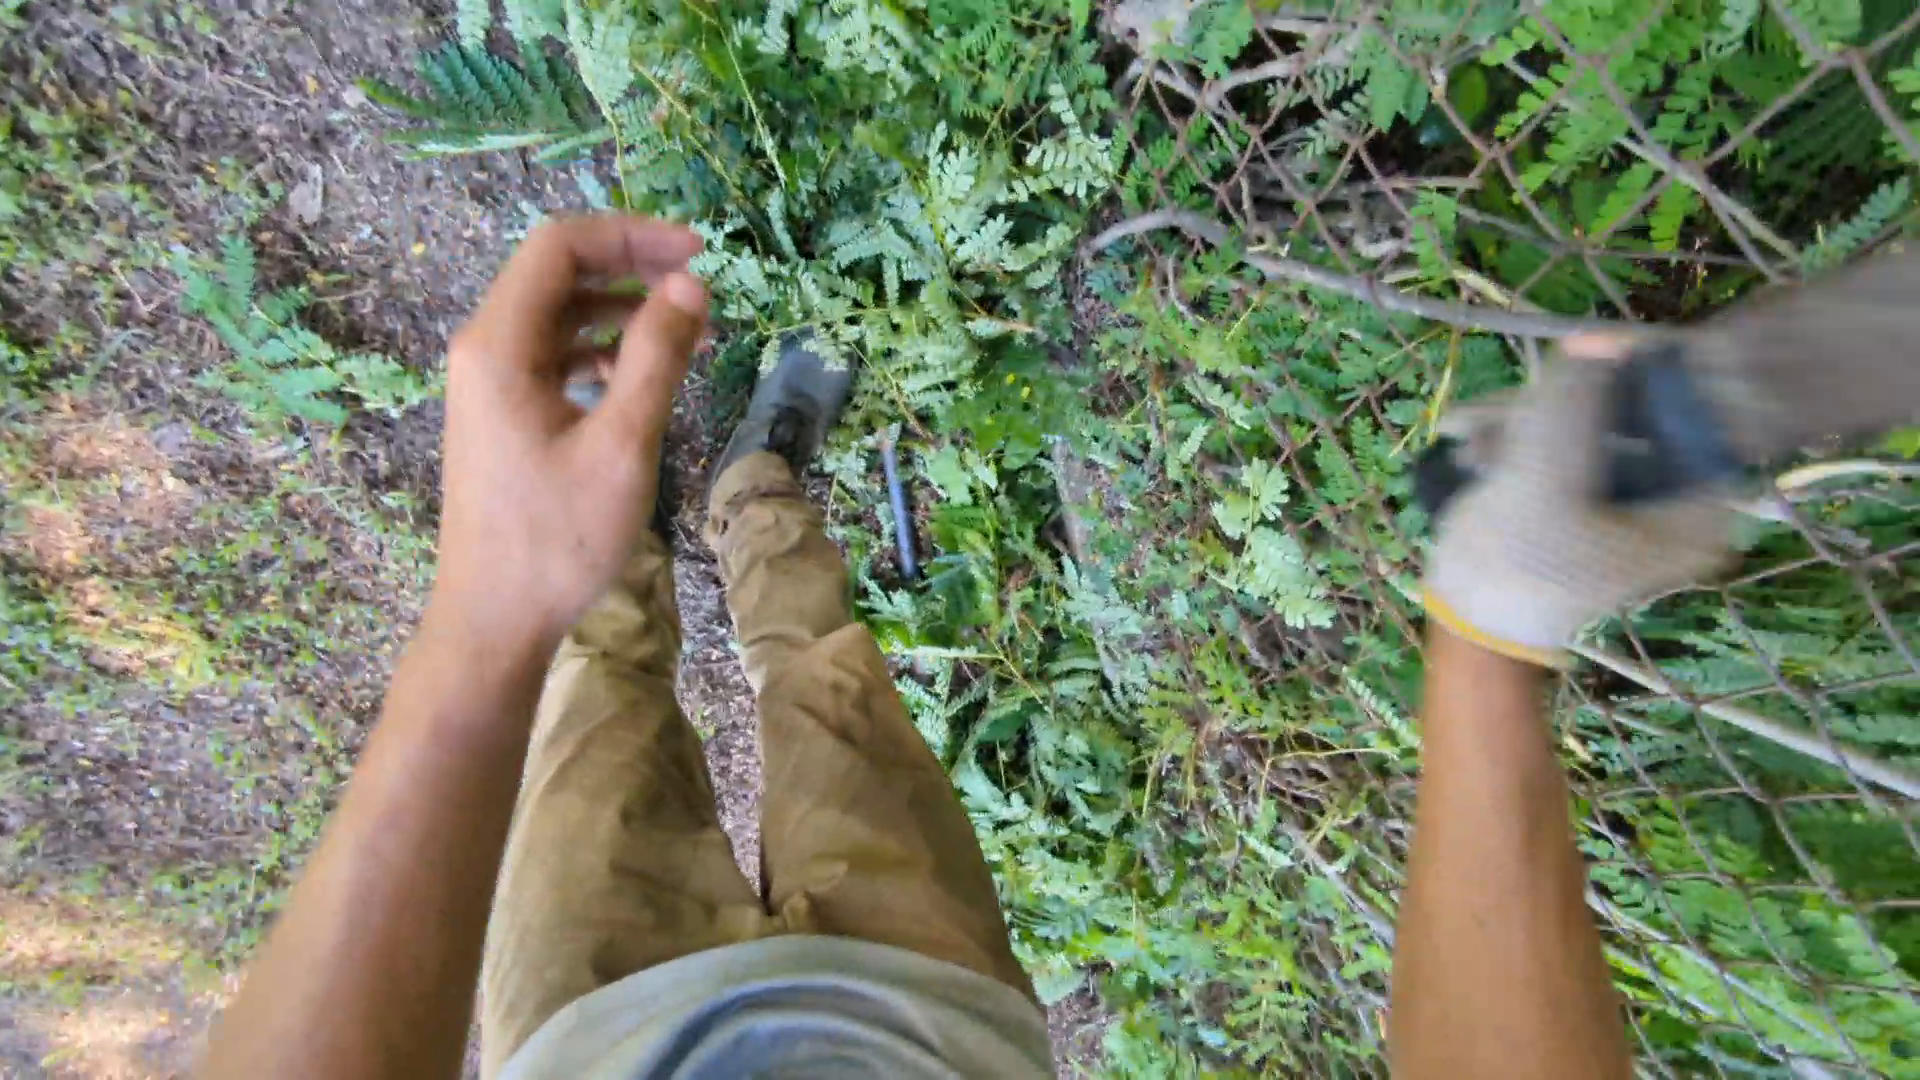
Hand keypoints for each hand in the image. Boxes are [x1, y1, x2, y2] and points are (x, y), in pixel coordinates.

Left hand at [431, 215, 707, 650]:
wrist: (499, 617)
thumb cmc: (560, 535)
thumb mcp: (622, 443)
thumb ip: (658, 357)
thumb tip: (691, 287)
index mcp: (499, 344)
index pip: (561, 247)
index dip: (632, 235)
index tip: (700, 253)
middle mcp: (485, 350)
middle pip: (559, 276)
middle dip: (634, 271)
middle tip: (703, 291)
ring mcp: (492, 385)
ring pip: (563, 318)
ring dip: (625, 314)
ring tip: (690, 336)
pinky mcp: (507, 416)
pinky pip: (559, 359)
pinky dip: (606, 353)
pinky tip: (643, 378)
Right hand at [1424, 335, 1734, 666]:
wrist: (1465, 620)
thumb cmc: (1513, 571)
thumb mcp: (1542, 489)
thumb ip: (1566, 413)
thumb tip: (1593, 336)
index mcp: (1697, 505)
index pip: (1680, 414)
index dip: (1624, 378)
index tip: (1566, 363)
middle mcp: (1669, 495)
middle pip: (1621, 416)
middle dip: (1545, 411)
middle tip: (1488, 426)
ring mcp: (1619, 493)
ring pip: (1577, 425)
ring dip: (1513, 423)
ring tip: (1463, 441)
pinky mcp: (1575, 492)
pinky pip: (1552, 444)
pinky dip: (1507, 438)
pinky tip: (1466, 443)